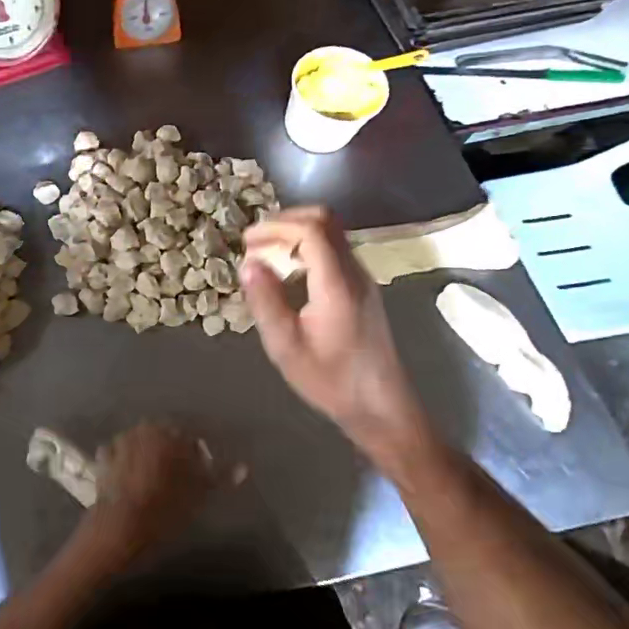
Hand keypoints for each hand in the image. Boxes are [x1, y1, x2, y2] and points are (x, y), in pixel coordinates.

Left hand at [80, 421, 214, 560]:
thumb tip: (244, 468)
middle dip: (172, 448)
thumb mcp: (198, 494)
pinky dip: (124, 459)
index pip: (190, 433)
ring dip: (147, 451)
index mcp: (170, 434)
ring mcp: (121, 441)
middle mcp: (144, 430)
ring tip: (153, 474)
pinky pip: (118, 452)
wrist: (119, 527)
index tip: (201, 464)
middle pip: (164, 434)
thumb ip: (220, 477)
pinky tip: (128, 475)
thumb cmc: (163, 509)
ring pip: (140, 440)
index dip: (197, 450)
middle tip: (179, 471)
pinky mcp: (104, 457)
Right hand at [240, 208, 424, 449]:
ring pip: (332, 233)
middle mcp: (355, 273)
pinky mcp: (363, 289)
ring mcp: (363, 279)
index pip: (311, 230)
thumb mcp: (287, 346)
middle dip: (285, 222)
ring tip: (265, 255)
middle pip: (325, 221)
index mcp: (337, 284)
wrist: (382, 407)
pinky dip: (308, 248)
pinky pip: (335, 251)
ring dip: (296, 234)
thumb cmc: (331, 380)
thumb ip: (266, 301)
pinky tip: (288, 272)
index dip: (276, 227)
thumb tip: (248, 263)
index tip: (247, 242)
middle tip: (255, 242)